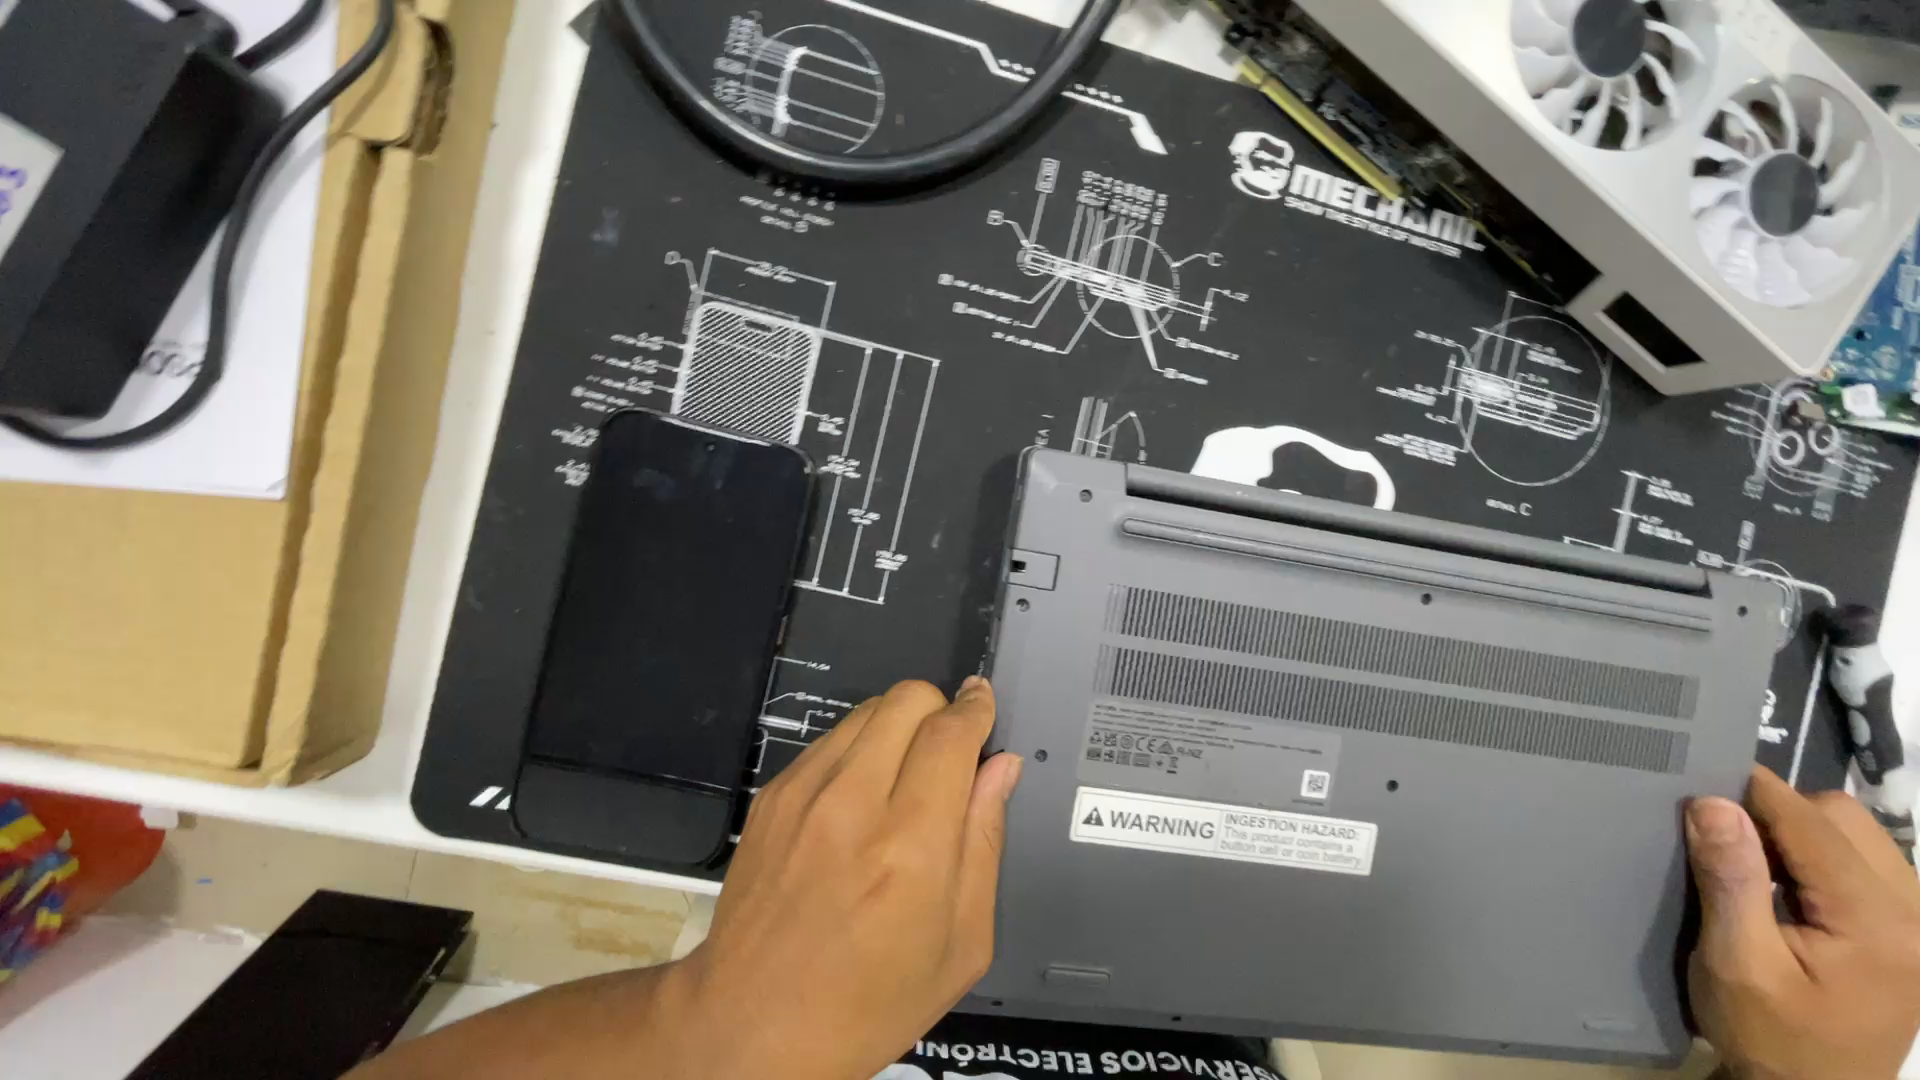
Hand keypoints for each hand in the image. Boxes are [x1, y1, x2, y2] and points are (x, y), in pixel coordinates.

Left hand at [658, 678, 1021, 1079]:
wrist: (752, 1024)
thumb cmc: (870, 1000)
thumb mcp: (961, 942)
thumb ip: (985, 840)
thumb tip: (1001, 767)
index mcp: (910, 848)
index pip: (951, 735)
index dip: (976, 707)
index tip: (984, 700)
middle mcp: (853, 806)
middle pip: (907, 699)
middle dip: (940, 709)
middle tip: (949, 748)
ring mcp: (803, 794)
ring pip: (868, 709)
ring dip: (899, 724)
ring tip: (905, 775)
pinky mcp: (772, 795)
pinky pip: (830, 738)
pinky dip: (859, 747)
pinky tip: (861, 795)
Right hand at [1687, 767, 1919, 1079]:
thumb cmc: (1767, 1030)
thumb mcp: (1735, 961)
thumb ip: (1731, 880)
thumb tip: (1713, 804)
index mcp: (1879, 922)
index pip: (1813, 823)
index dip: (1751, 792)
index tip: (1694, 778)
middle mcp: (1917, 915)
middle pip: (1845, 817)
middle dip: (1777, 811)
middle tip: (1719, 835)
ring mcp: (1919, 925)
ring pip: (1857, 834)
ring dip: (1796, 832)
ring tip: (1748, 861)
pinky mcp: (1908, 932)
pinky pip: (1863, 861)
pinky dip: (1813, 855)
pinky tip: (1780, 884)